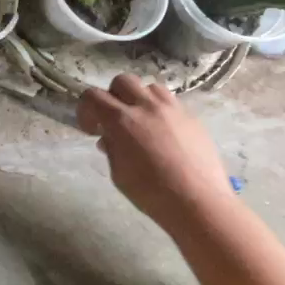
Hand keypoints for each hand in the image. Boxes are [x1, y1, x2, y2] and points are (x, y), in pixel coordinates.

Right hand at [77, 74, 232, 231]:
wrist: (198, 203)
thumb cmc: (151, 193)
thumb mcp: (118, 173)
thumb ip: (112, 148)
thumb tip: (110, 138)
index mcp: (121, 121)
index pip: (93, 96)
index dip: (86, 109)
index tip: (91, 128)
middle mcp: (146, 107)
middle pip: (122, 81)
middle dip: (113, 97)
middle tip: (115, 119)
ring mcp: (173, 110)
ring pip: (150, 87)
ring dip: (140, 99)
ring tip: (142, 121)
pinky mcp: (192, 118)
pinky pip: (171, 103)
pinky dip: (160, 110)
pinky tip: (163, 133)